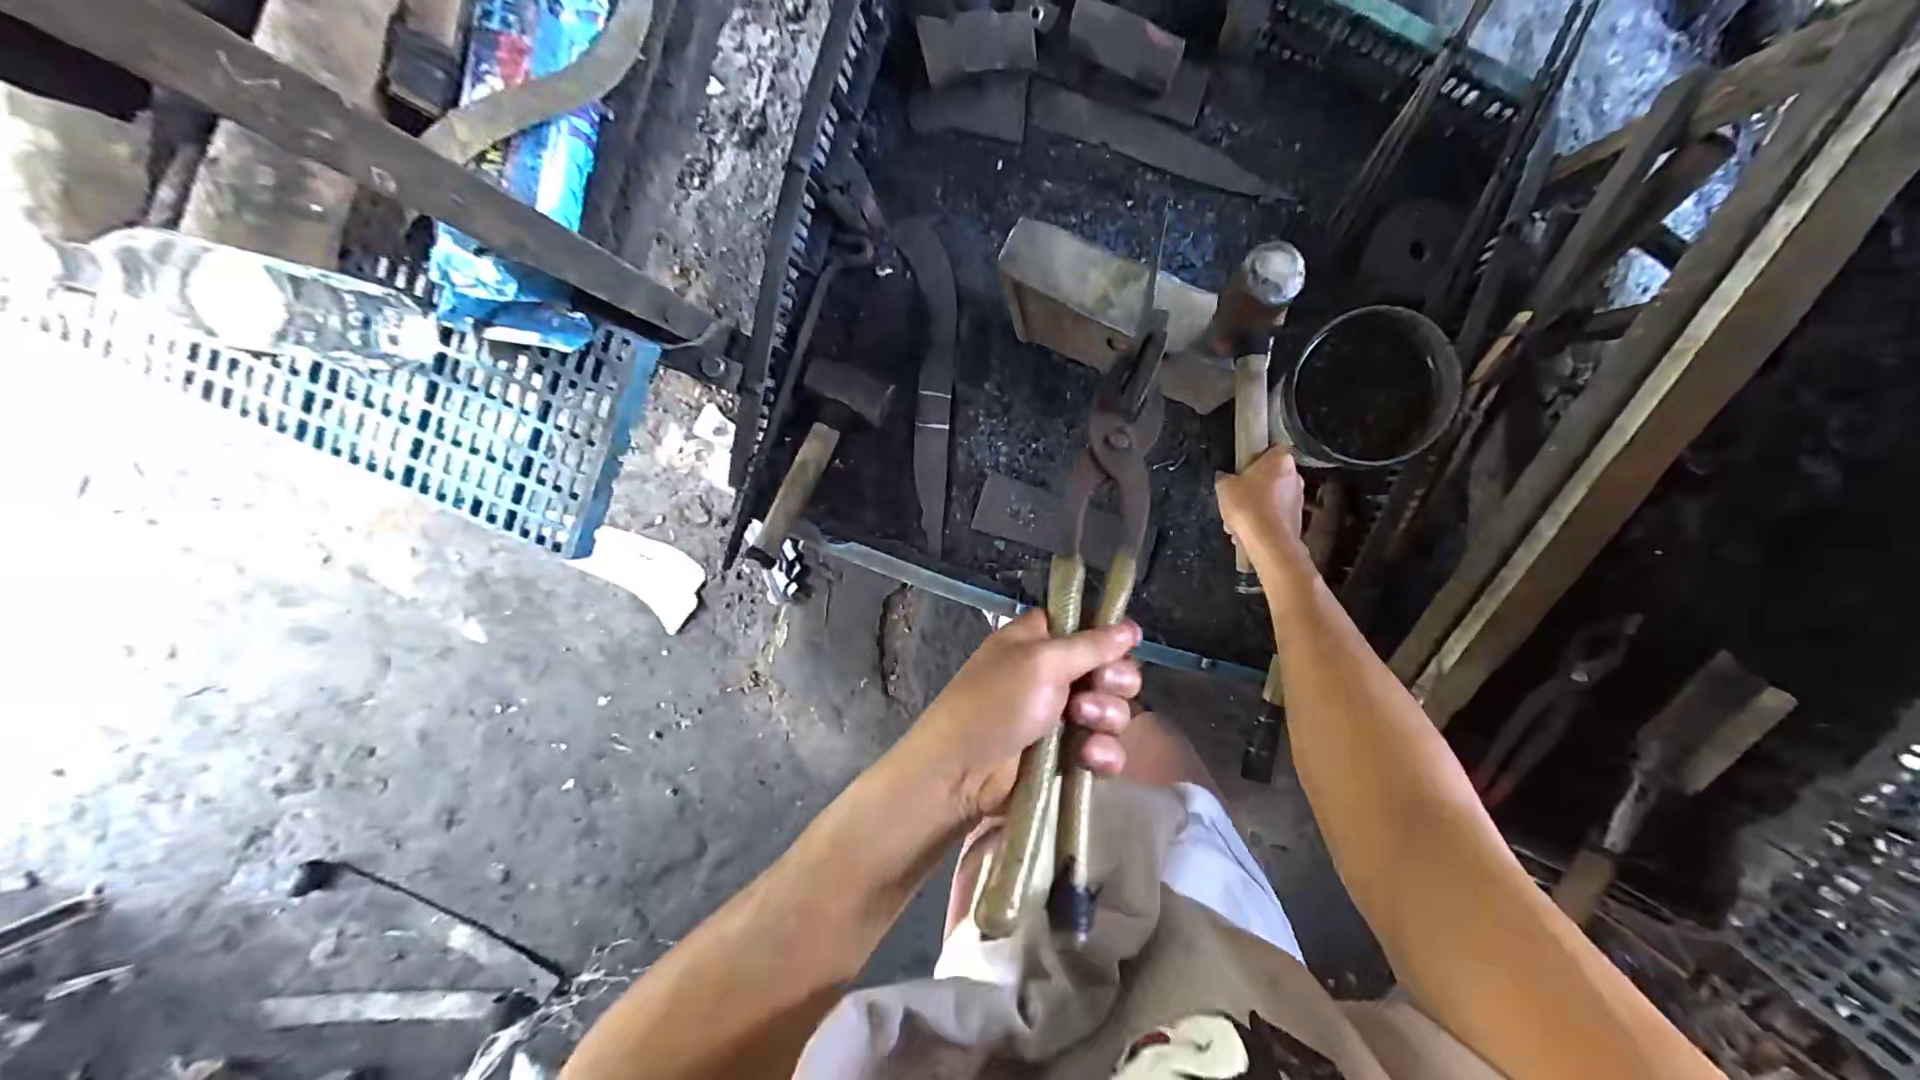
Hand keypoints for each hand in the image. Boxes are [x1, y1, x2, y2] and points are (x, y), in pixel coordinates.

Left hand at [901, 611, 1141, 822]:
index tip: (1120, 647)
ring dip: (1106, 716)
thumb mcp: (1041, 662)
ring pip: (1112, 710)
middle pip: (1110, 669)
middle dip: (1114, 680)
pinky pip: (1105, 749)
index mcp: (1040, 640)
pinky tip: (1090, 758)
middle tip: (1099, 686)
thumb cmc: (996, 702)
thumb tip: (1131, 627)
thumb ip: (1091, 645)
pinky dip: (1104, 753)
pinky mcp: (1067, 755)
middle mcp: (1054, 673)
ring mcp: (1061, 716)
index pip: (1088, 628)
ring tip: (1082, 722)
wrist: (962, 771)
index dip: (1108, 637)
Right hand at [1216, 447, 1308, 568]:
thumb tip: (1227, 479)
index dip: (1255, 456)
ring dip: (1257, 505)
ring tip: (1237, 521)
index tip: (1242, 468)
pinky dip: (1262, 520)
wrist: (1268, 541)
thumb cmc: (1247, 506)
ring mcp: (1299, 497)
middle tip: (1236, 496)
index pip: (1271, 448)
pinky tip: (1247, 531)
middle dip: (1254, 485)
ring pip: (1272, 496)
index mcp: (1280, 459)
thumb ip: (1225, 478)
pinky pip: (1275, 514)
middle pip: (1271, 474)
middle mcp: (1295, 475)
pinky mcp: (1297, 518)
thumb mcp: (1224, 487)